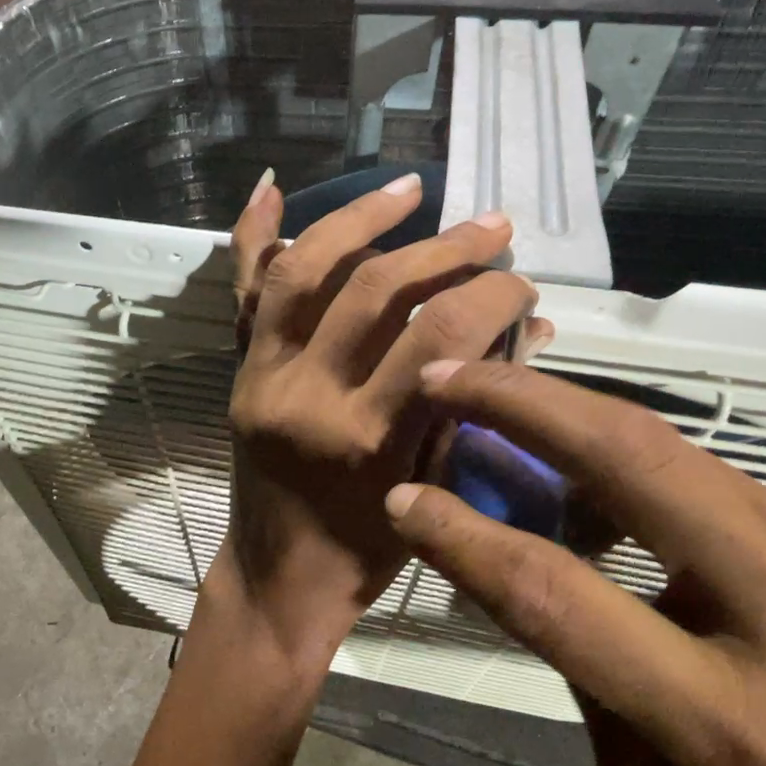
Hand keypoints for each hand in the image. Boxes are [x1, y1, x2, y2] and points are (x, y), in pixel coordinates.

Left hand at [218, 168, 540, 663]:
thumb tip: (526, 324)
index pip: (440, 334)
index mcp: (369, 438)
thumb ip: (474, 404)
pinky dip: (255, 236)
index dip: (491, 293)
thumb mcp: (435, 488)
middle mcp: (307, 395)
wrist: (277, 576)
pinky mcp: (239, 371)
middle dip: (444, 248)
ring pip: (302, 272)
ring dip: (358, 219)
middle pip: (375, 289)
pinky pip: (243, 293)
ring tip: (409, 189)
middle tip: (491, 228)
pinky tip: (273, 188)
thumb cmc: (368, 550)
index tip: (522, 284)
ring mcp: (263, 377)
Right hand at [385, 359, 765, 765]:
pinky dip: (642, 484)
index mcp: (745, 726)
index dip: (466, 538)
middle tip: (449, 373)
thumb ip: (606, 708)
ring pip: (674, 460)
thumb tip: (548, 595)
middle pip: (636, 465)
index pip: (562, 600)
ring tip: (510, 423)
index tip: (404, 497)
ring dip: (574, 427)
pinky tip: (628, 513)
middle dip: (524, 402)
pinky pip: (717, 490)